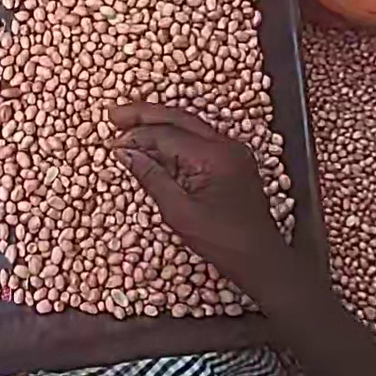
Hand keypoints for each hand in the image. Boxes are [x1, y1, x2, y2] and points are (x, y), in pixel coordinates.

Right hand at [110, 103, 301, 305]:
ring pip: (188, 125)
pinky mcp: (232, 161)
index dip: (137, 137)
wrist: (263, 260)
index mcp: (215, 156)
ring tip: (128, 123)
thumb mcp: (179, 212)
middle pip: (178, 117)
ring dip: (158, 123)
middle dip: (144, 115)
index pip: (167, 135)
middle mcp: (226, 145)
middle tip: (114, 115)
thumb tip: (124, 154)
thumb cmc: (223, 242)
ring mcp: (232, 151)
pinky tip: (153, 143)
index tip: (113, 145)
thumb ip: (151, 177)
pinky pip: (197, 140)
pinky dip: (172, 138)